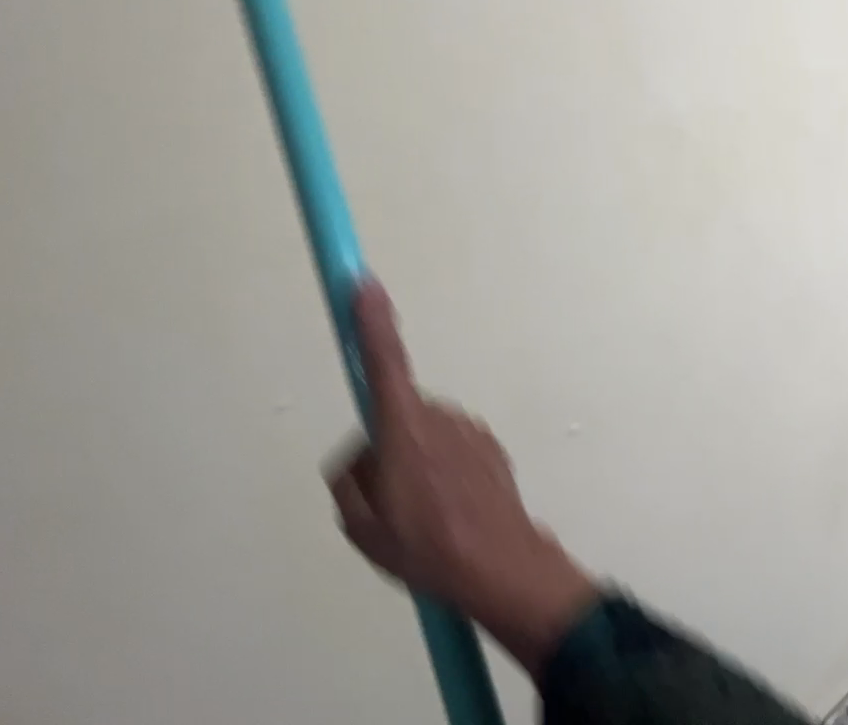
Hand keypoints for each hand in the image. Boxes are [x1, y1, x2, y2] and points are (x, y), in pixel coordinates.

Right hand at [327, 278, 597, 674]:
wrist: (497, 564)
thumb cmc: (423, 546)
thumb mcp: (359, 524)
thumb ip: (350, 477)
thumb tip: (363, 454)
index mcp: (403, 429)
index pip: (385, 363)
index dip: (373, 322)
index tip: (363, 283)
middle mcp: (440, 417)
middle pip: (397, 417)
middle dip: (387, 448)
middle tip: (393, 503)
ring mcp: (470, 429)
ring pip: (426, 435)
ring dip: (419, 463)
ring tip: (427, 513)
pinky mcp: (491, 444)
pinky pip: (453, 447)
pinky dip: (445, 469)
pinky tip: (451, 507)